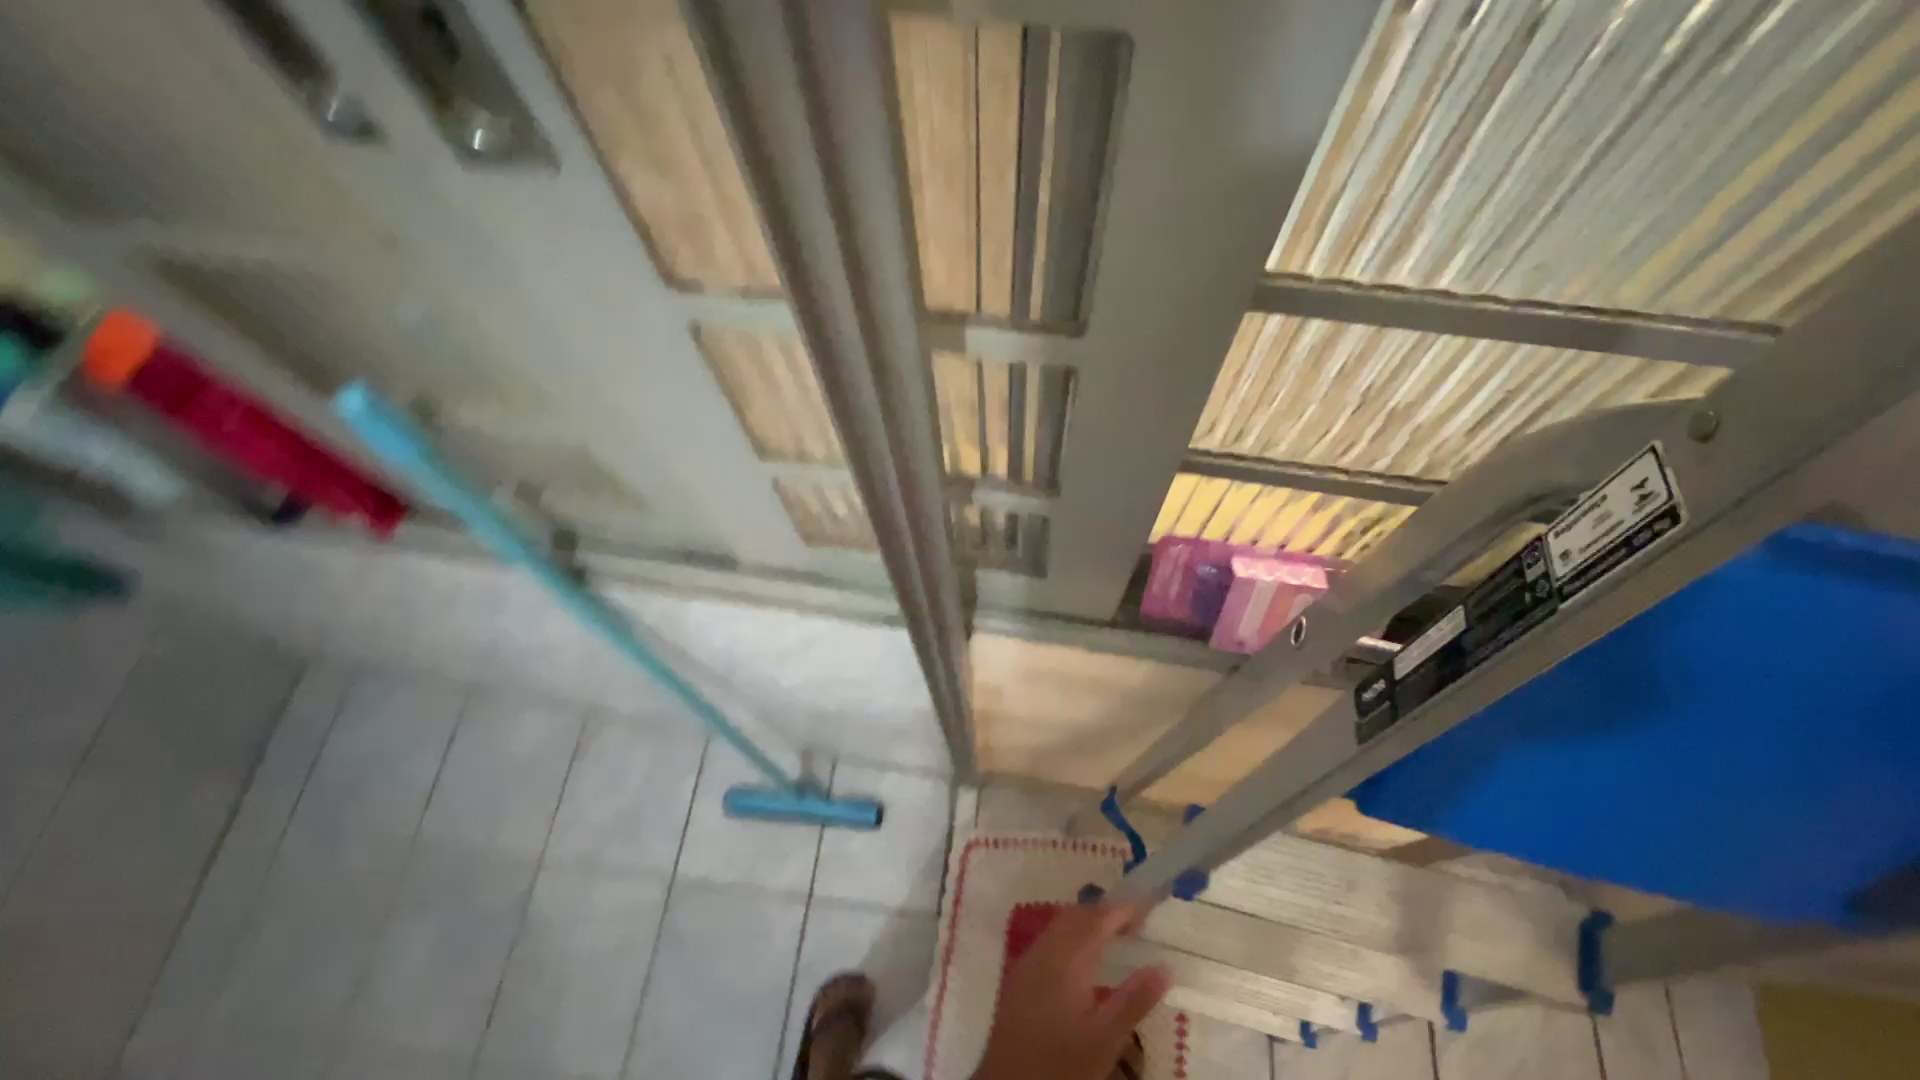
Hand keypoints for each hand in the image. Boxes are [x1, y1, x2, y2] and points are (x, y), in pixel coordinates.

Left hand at [970, 902, 1172, 1079]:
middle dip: (1106, 910)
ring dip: (1087, 922)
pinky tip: (1085, 958)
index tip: (1151, 901)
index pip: (1097, 919)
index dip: (1124, 908)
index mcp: (1064, 960)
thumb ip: (1134, 1000)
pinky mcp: (1019, 979)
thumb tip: (1165, 966)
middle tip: (1139, 918)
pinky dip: (1072, 936)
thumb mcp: (1105, 1040)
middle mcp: (1042, 952)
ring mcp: (1026, 964)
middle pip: (1075, 916)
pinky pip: (1049, 941)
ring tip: (1118, 934)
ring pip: (1059, 927)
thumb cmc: (1059, 1065)